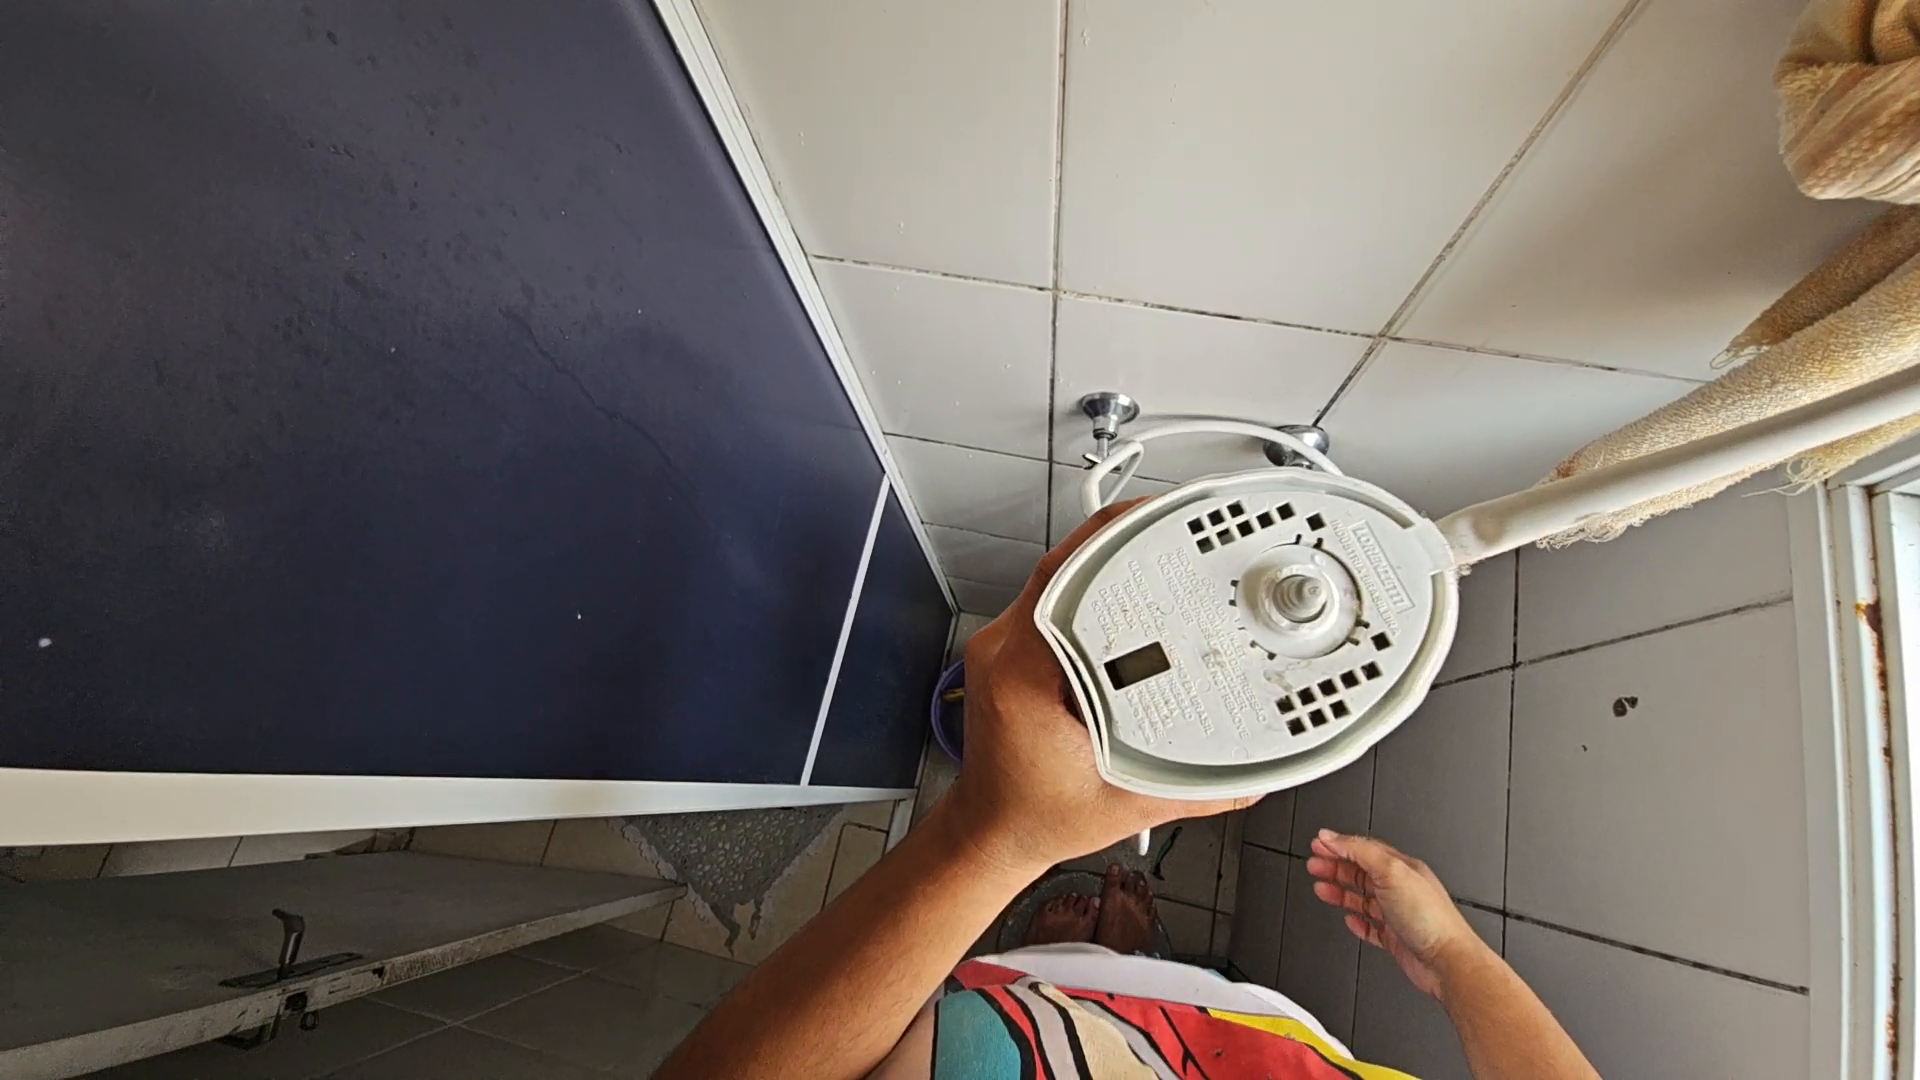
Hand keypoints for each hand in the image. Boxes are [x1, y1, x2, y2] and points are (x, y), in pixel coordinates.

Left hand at [944, 499, 1256, 876]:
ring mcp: (1002, 646)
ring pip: (1052, 579)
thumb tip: (1247, 778)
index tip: (1147, 524)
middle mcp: (1002, 651)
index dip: (1104, 545)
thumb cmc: (1034, 814)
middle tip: (1166, 524)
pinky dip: (1085, 586)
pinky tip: (1121, 589)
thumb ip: (1193, 795)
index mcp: (1020, 679)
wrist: (992, 826)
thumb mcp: (1122, 806)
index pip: (1060, 585)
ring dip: (1100, 559)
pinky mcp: (1010, 650)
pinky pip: (1048, 600)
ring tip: (1151, 548)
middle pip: (1059, 569)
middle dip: (1114, 539)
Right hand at [1306, 831, 1488, 999]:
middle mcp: (1400, 889)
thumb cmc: (1430, 919)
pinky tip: (1349, 919)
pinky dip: (1357, 921)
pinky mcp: (1396, 938)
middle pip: (1360, 871)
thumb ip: (1358, 850)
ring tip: (1321, 888)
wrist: (1449, 964)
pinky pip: (1371, 926)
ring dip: (1339, 891)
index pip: (1363, 849)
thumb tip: (1331, 836)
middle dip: (1334, 866)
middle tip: (1314, 864)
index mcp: (1401, 867)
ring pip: (1362, 898)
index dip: (1338, 845)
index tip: (1317, 844)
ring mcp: (1398, 914)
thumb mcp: (1390, 870)